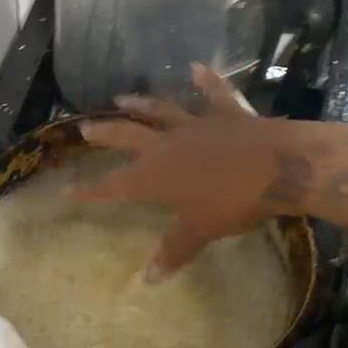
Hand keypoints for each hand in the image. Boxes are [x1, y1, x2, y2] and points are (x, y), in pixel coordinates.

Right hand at [72, 64, 303, 281]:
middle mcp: (166, 147)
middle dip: (104, 133)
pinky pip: (213, 95)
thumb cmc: (235, 202)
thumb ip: (174, 250)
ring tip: (122, 97)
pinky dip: (205, 81)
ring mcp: (196, 126)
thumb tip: (149, 280)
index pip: (111, 186)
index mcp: (153, 176)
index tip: (64, 191)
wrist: (283, 168)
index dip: (87, 190)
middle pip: (126, 137)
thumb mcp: (201, 230)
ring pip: (160, 112)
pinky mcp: (227, 115)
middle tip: (84, 127)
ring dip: (141, 104)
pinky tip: (197, 67)